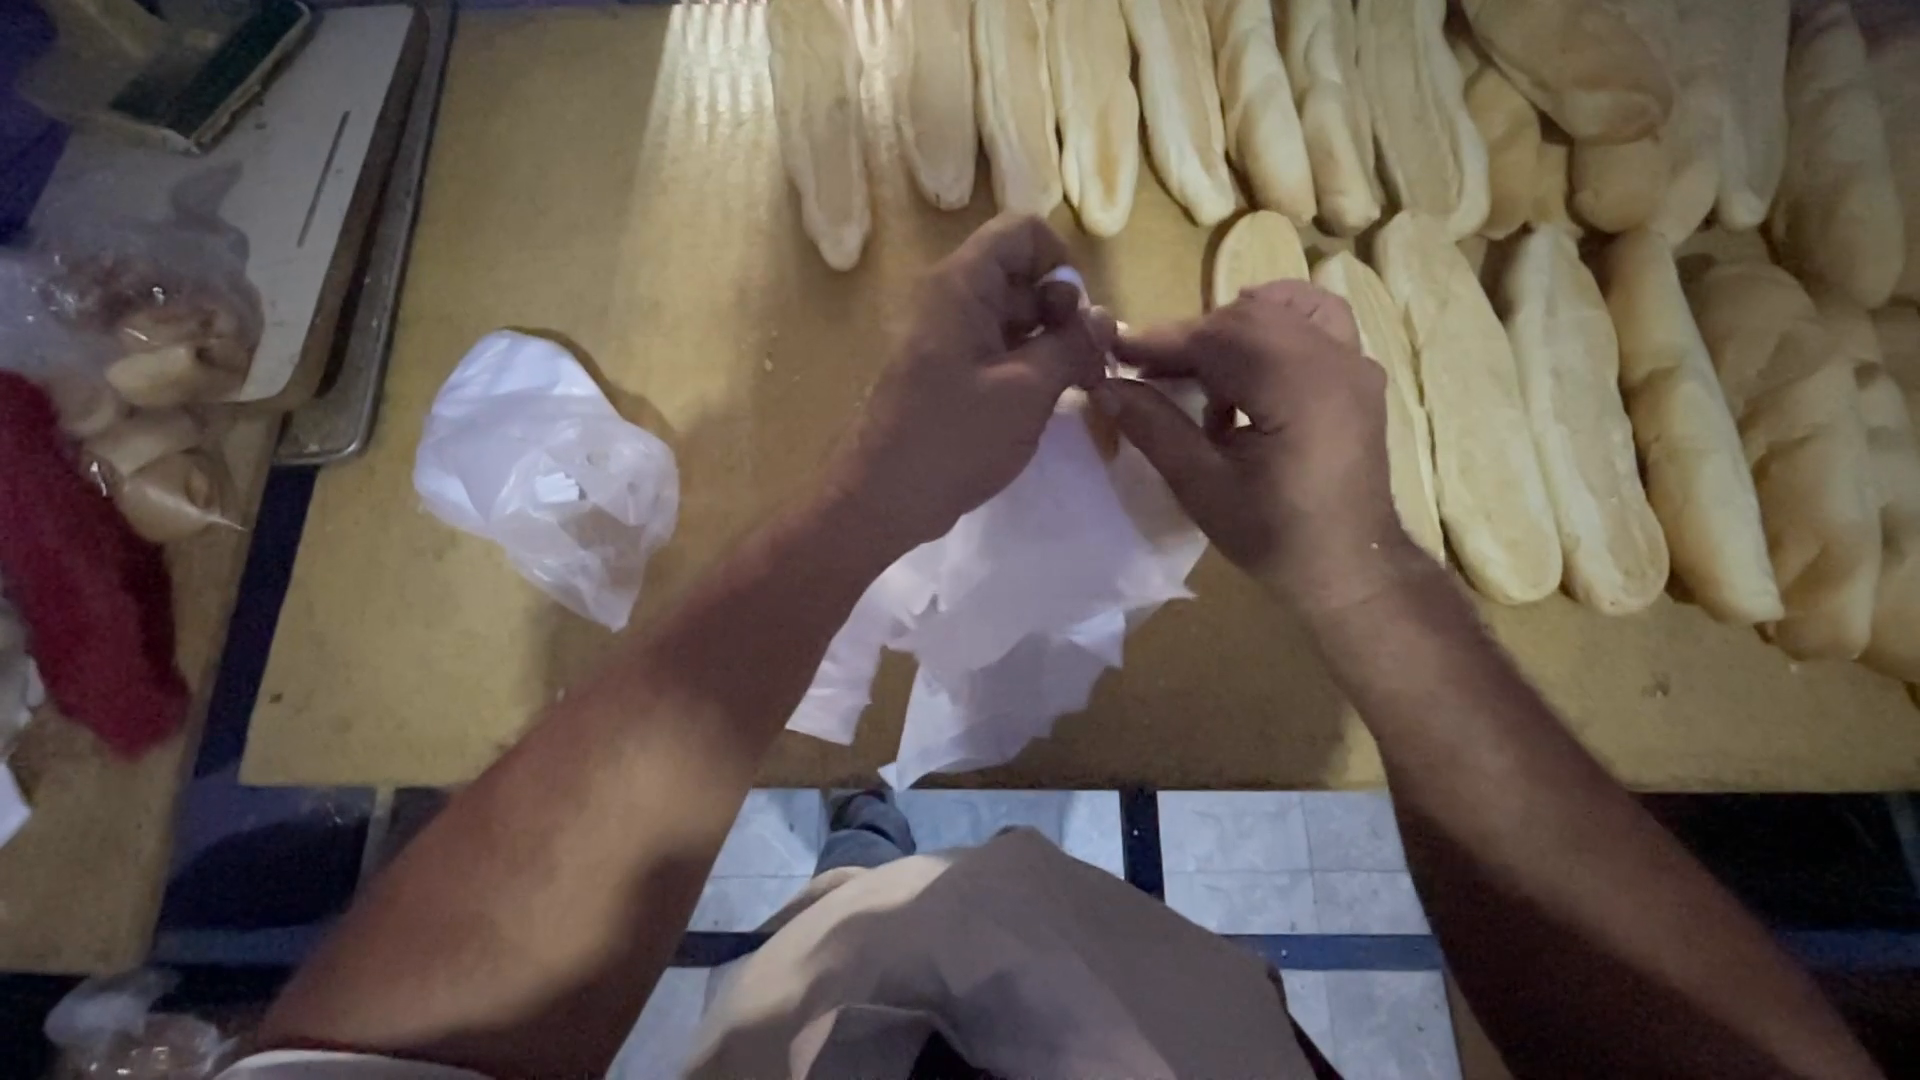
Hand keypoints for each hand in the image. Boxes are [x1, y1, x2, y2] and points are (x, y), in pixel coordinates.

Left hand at [830, 215, 1114, 548]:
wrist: (883, 498)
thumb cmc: (954, 439)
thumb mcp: (1027, 390)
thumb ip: (1071, 346)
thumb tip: (1103, 319)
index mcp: (962, 285)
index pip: (1023, 232)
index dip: (1061, 264)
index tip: (1077, 319)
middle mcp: (949, 298)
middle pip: (1020, 276)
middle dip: (1063, 312)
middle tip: (1090, 366)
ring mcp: (945, 337)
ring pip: (1011, 316)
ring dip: (1049, 344)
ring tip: (1076, 388)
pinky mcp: (945, 373)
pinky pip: (994, 349)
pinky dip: (1025, 366)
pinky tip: (1044, 402)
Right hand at [1093, 280, 1428, 609]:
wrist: (1349, 568)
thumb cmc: (1273, 535)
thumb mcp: (1201, 486)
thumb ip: (1153, 426)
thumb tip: (1105, 385)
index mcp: (1298, 388)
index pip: (1219, 335)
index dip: (1162, 339)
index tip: (1114, 349)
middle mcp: (1335, 360)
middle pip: (1250, 315)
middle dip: (1192, 336)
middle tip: (1147, 370)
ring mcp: (1355, 363)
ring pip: (1284, 309)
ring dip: (1232, 330)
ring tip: (1200, 372)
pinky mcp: (1359, 375)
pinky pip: (1315, 323)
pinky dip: (1271, 331)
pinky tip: (1245, 374)